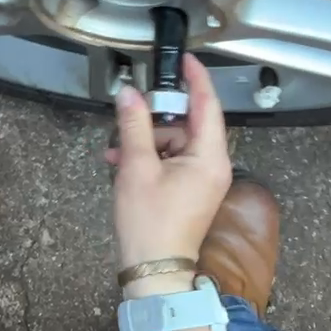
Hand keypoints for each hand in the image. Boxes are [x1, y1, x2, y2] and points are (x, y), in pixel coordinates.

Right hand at [108, 54, 230, 270]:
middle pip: (186, 125)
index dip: (196, 79)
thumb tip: (130, 94)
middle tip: (127, 118)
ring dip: (146, 142)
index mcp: (210, 158)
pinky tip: (123, 164)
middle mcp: (214, 166)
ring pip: (175, 144)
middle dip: (154, 121)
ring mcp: (204, 181)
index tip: (185, 59)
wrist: (153, 271)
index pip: (208, 105)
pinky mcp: (191, 192)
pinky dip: (150, 159)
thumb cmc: (148, 222)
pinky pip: (173, 162)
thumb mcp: (136, 167)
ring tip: (116, 152)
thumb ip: (134, 125)